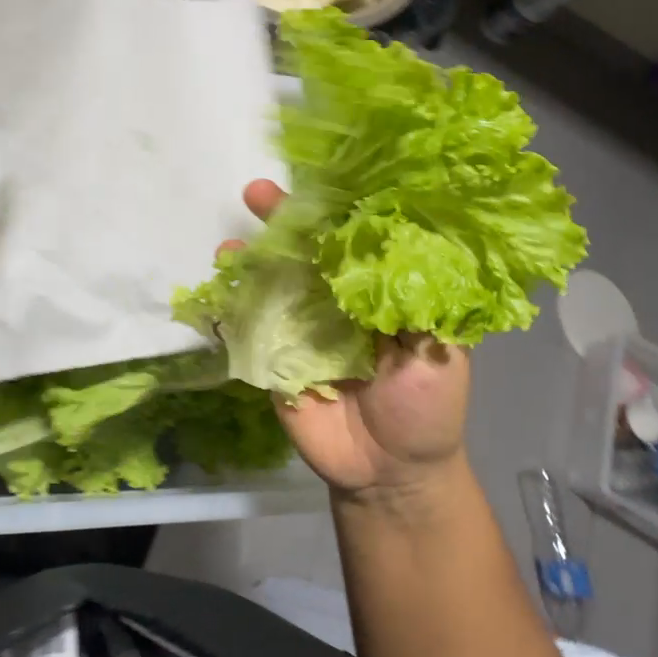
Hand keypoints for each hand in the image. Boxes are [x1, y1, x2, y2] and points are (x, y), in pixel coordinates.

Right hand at [228, 180, 473, 502]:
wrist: (390, 474)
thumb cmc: (426, 409)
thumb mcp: (439, 355)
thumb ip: (418, 305)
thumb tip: (395, 248)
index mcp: (376, 289)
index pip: (353, 236)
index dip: (335, 208)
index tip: (318, 182)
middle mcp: (334, 297)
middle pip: (305, 248)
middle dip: (281, 218)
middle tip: (256, 192)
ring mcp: (299, 324)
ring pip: (271, 279)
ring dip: (249, 257)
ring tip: (230, 247)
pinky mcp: (272, 356)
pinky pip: (247, 324)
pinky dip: (230, 303)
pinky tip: (218, 288)